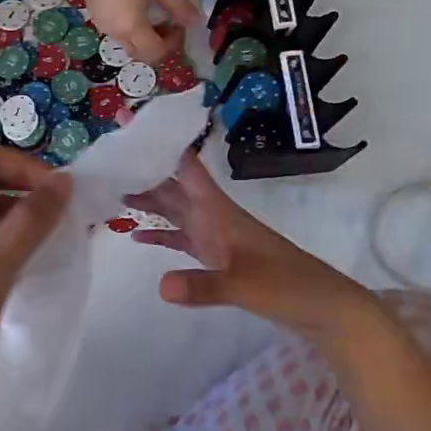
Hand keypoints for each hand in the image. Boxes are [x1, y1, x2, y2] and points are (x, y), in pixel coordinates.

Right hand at [76, 0, 200, 65]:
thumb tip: (195, 22)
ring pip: (129, 43)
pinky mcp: (96, 16)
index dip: (172, 44)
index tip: (180, 24)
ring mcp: (103, 26)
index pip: (155, 52)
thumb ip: (178, 4)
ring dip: (145, 35)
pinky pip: (118, 31)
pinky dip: (132, 27)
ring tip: (152, 8)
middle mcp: (115, 33)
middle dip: (158, 43)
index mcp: (132, 27)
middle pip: (141, 53)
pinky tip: (135, 2)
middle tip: (169, 21)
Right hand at [125, 152, 377, 335]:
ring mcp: (214, 237)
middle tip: (107, 157)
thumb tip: (161, 287)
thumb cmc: (289, 286)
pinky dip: (159, 234)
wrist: (323, 308)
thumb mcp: (245, 286)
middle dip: (142, 169)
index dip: (159, 143)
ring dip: (147, 199)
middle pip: (172, 185)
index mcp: (218, 211)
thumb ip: (203, 287)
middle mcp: (213, 217)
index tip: (130, 123)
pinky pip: (179, 238)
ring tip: (112, 191)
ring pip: (173, 209)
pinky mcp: (215, 258)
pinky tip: (136, 233)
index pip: (185, 167)